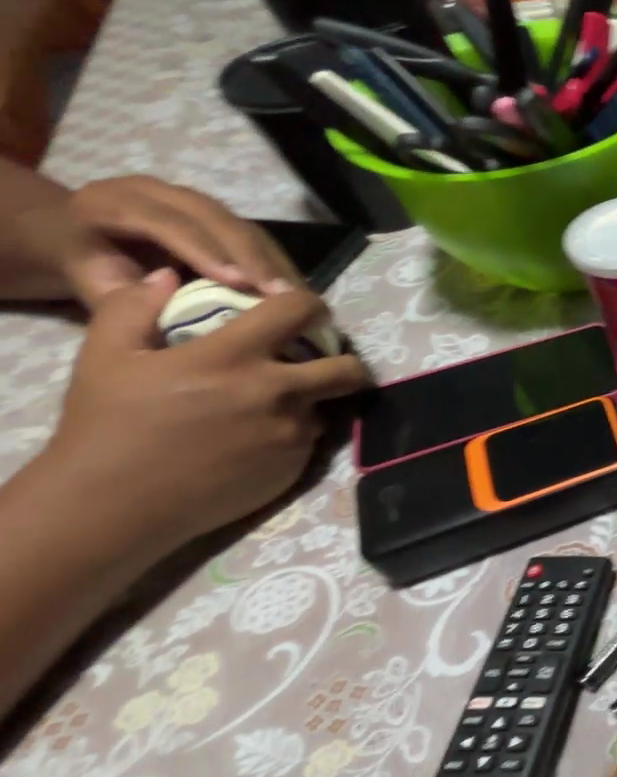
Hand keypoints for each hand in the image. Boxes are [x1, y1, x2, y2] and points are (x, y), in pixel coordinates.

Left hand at [27, 175, 298, 307]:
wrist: (87, 243)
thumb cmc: (93, 272)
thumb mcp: (98, 288)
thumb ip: (131, 296)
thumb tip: (178, 300)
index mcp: (106, 203)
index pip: (161, 219)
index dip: (202, 248)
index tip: (239, 282)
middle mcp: (152, 192)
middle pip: (211, 217)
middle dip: (250, 256)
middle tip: (281, 294)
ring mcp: (191, 200)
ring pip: (240, 225)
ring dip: (273, 262)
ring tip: (296, 296)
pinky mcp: (220, 215)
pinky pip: (256, 236)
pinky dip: (277, 263)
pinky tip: (294, 290)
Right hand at [37, 269, 367, 548]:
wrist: (120, 499)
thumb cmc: (109, 422)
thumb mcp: (107, 354)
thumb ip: (136, 307)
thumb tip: (170, 277)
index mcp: (234, 357)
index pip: (299, 311)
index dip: (309, 304)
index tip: (305, 309)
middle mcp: (278, 393)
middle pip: (349, 369)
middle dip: (345, 361)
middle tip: (321, 360)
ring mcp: (293, 432)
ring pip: (326, 406)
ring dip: (309, 400)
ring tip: (270, 403)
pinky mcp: (297, 466)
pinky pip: (309, 438)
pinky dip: (292, 431)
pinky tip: (255, 436)